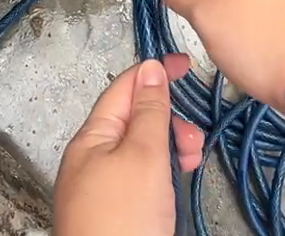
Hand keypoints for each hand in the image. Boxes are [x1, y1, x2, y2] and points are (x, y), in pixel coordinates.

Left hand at [55, 56, 204, 235]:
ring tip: (191, 162)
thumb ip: (150, 110)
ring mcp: (102, 189)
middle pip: (134, 119)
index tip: (186, 65)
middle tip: (193, 137)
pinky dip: (163, 172)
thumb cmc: (123, 221)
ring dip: (170, 146)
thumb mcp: (144, 156)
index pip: (124, 87)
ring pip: (141, 150)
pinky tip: (177, 182)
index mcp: (91, 137)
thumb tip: (150, 69)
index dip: (155, 71)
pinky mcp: (116, 214)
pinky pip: (141, 178)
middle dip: (168, 118)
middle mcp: (92, 159)